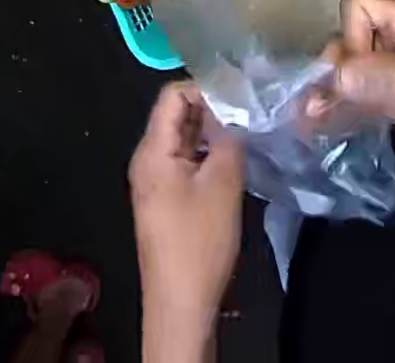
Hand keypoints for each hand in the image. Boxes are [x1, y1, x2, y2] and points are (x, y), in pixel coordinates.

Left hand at [129, 82, 245, 358]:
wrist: (181, 305)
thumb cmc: (199, 240)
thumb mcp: (223, 182)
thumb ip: (229, 137)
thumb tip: (236, 110)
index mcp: (152, 150)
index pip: (172, 95)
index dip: (204, 89)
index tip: (238, 97)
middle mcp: (147, 157)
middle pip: (175, 113)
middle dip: (210, 108)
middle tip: (247, 112)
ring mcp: (154, 178)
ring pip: (182, 136)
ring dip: (210, 131)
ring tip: (244, 131)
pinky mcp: (165, 195)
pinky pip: (185, 158)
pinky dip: (206, 151)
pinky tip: (232, 157)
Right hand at [325, 0, 394, 167]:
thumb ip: (374, 77)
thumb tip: (329, 77)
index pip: (356, 11)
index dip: (351, 38)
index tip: (360, 70)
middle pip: (350, 43)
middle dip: (332, 71)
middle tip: (312, 106)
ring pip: (355, 74)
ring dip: (333, 94)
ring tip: (305, 120)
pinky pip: (367, 97)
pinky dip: (348, 109)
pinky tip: (325, 126)